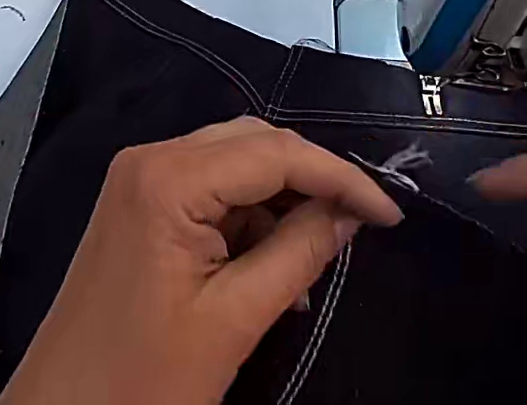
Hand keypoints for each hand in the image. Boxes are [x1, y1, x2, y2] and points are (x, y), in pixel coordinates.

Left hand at [0, 117, 402, 404]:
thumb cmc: (138, 385)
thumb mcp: (233, 321)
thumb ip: (300, 252)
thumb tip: (351, 212)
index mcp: (170, 176)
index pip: (277, 153)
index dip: (340, 177)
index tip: (388, 211)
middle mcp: (155, 156)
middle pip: (258, 145)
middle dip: (312, 180)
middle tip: (358, 221)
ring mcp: (144, 176)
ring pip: (239, 162)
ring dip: (283, 199)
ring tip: (317, 247)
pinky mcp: (142, 201)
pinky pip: (215, 188)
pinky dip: (252, 216)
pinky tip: (273, 259)